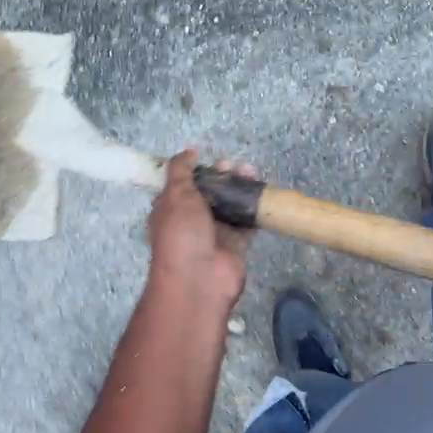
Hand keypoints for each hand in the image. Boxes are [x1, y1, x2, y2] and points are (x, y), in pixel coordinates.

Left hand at [146, 150, 256, 310]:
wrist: (199, 280)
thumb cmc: (181, 233)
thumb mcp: (175, 195)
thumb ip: (181, 170)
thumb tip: (189, 152)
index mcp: (171, 209)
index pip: (182, 184)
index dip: (195, 169)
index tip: (206, 156)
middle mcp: (192, 220)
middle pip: (209, 191)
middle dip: (220, 175)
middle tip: (232, 165)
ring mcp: (215, 233)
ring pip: (229, 203)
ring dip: (239, 186)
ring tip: (249, 172)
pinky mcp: (236, 244)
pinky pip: (247, 221)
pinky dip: (254, 207)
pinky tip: (261, 191)